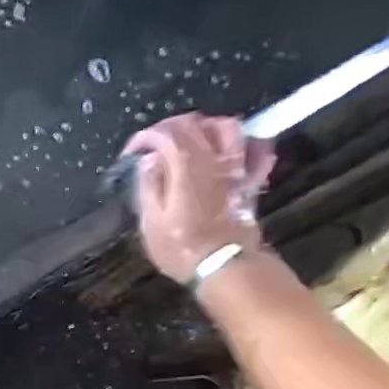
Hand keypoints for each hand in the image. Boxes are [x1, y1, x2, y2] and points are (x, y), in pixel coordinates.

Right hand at [123, 113, 276, 282]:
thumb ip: (149, 185)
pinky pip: (256, 150)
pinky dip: (243, 143)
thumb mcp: (151, 221)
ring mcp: (236, 167)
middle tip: (154, 144)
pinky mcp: (250, 179)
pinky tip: (228, 151)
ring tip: (189, 140)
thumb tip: (149, 160)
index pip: (166, 134)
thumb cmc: (179, 246)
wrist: (222, 264)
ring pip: (227, 127)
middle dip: (169, 127)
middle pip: (194, 123)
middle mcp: (214, 159)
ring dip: (204, 127)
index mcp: (186, 168)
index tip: (132, 152)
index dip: (145, 137)